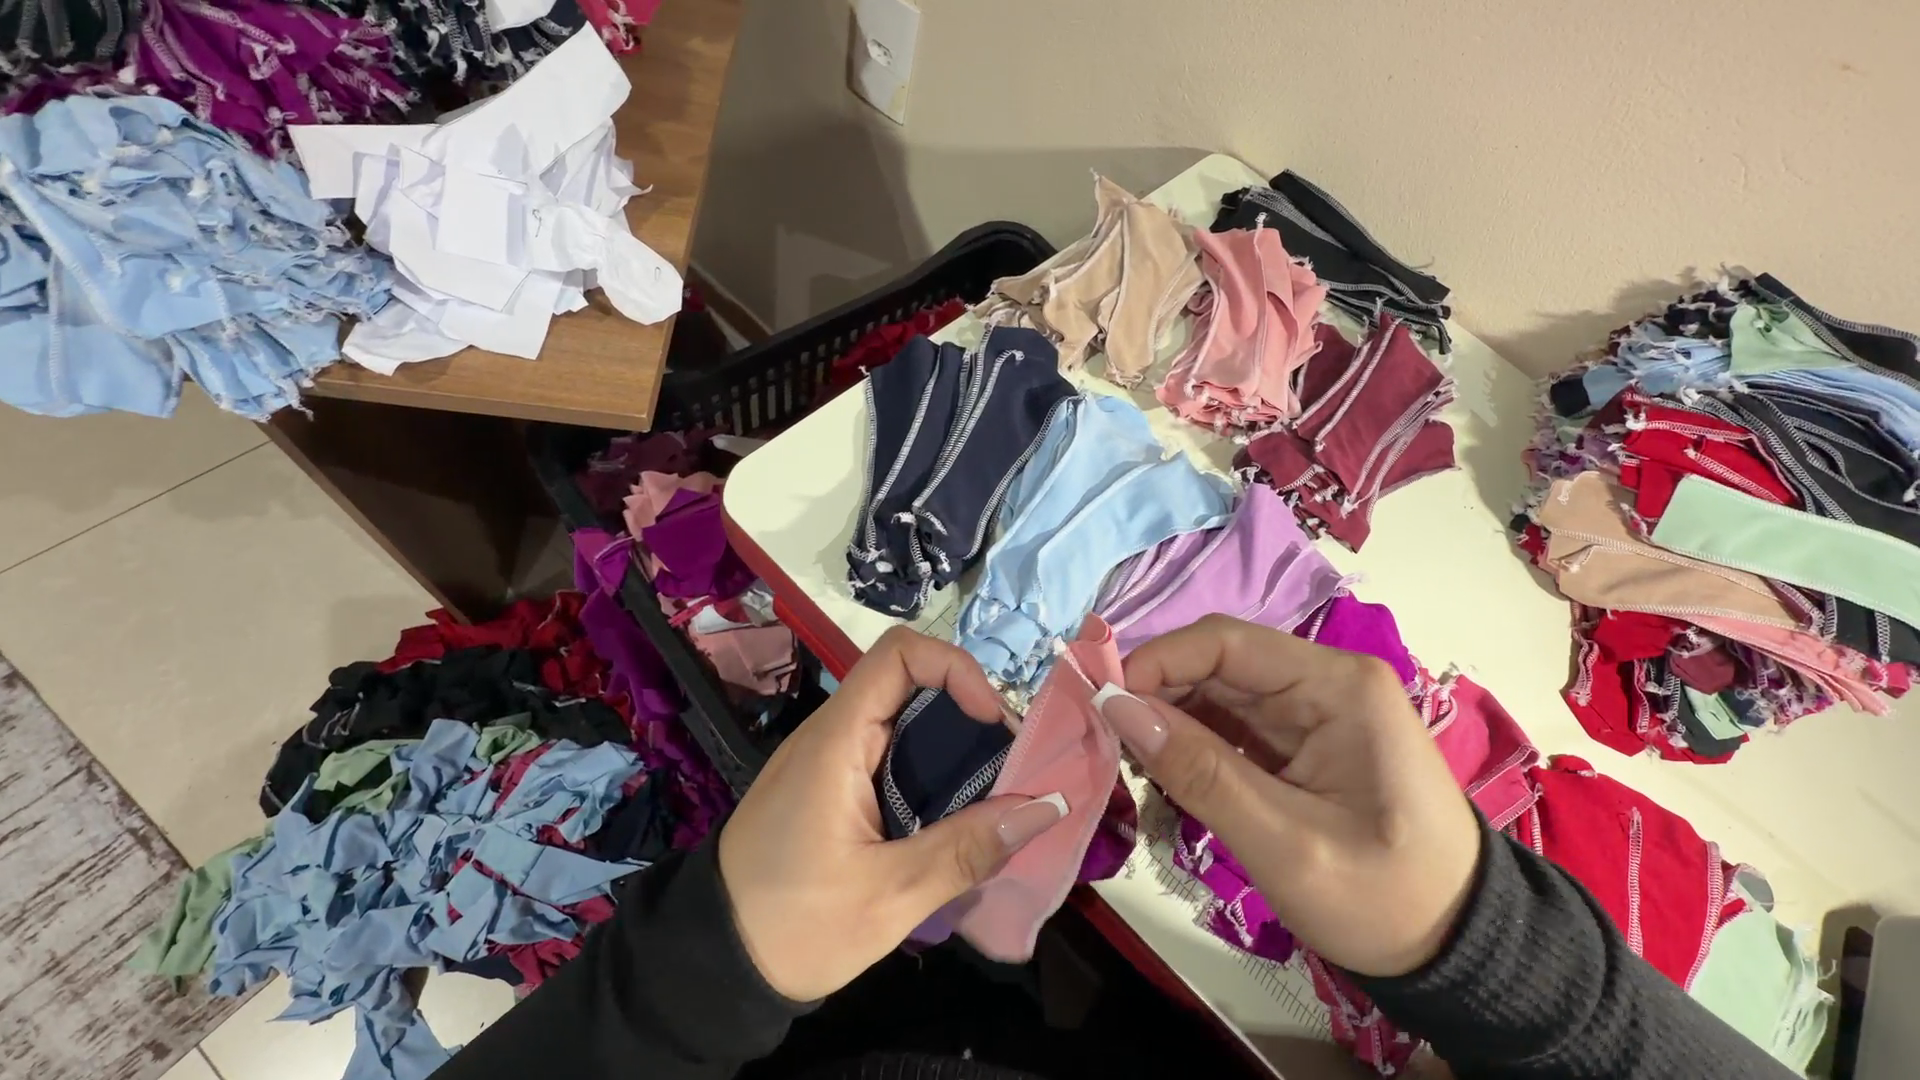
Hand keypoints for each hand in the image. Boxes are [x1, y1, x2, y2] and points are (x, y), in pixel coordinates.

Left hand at [717, 627, 1066, 1000]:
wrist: (714, 962)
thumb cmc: (794, 925)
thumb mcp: (890, 895)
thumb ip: (968, 848)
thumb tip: (1044, 806)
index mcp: (838, 740)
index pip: (900, 653)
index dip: (955, 668)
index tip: (992, 722)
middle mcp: (834, 734)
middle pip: (910, 684)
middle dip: (968, 714)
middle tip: (1011, 765)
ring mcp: (831, 759)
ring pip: (904, 722)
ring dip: (953, 748)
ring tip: (994, 794)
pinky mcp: (833, 786)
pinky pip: (890, 756)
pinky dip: (930, 773)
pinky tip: (955, 815)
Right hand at [1095, 615, 1480, 977]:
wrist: (1457, 950)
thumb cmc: (1383, 897)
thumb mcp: (1286, 843)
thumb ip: (1199, 771)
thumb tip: (1114, 706)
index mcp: (1336, 685)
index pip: (1225, 642)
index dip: (1156, 661)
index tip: (1101, 702)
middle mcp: (1320, 682)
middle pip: (1214, 665)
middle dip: (1154, 696)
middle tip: (1102, 741)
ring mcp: (1309, 711)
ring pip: (1213, 694)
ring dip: (1165, 723)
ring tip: (1126, 764)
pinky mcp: (1297, 742)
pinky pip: (1226, 726)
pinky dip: (1188, 747)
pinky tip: (1161, 775)